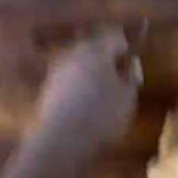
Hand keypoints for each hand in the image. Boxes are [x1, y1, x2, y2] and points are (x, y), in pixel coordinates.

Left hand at [32, 28, 140, 155]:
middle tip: (118, 77)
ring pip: (79, 61)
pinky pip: (68, 78)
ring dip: (90, 71)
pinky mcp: (47, 87)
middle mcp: (74, 53)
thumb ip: (131, 76)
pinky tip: (84, 105)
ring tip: (102, 94)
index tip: (131, 64)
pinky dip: (77, 85)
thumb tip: (131, 62)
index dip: (125, 47)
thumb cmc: (101, 118)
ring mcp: (57, 69)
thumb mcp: (128, 98)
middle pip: (93, 45)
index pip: (114, 35)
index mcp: (97, 50)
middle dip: (106, 57)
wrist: (59, 143)